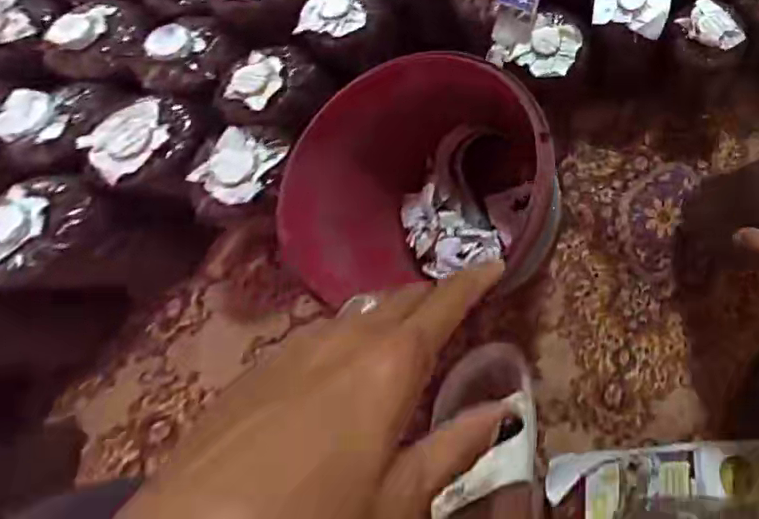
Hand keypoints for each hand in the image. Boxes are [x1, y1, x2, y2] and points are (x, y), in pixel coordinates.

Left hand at [119, 262, 507, 518]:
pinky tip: (334, 371)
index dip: (476, 279)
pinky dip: (345, 336)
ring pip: (359, 310)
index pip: (447, 301)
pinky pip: (317, 333)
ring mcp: (295, 349)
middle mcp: (349, 337)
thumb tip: (506, 412)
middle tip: (455, 309)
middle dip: (434, 296)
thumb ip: (453, 449)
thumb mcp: (392, 505)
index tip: (496, 264)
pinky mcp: (252, 372)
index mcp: (394, 362)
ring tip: (398, 338)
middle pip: (403, 296)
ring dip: (388, 314)